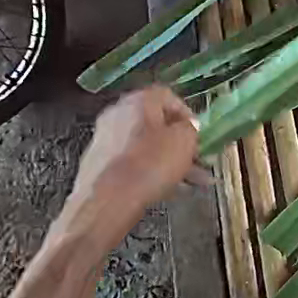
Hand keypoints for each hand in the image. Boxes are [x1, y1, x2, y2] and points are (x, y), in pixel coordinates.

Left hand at [66, 87, 200, 230]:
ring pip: (146, 146)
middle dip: (180, 143)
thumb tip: (188, 128)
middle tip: (197, 159)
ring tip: (191, 181)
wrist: (106, 202)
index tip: (199, 134)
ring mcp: (106, 139)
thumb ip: (191, 129)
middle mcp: (118, 113)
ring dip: (169, 160)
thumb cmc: (150, 165)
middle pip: (156, 123)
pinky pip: (132, 162)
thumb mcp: (184, 142)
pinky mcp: (99, 164)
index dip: (188, 115)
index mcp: (138, 101)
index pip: (168, 96)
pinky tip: (167, 189)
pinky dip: (150, 171)